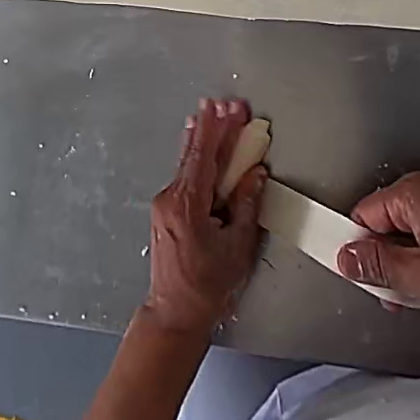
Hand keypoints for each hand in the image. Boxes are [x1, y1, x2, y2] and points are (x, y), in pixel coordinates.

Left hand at [142, 97, 266, 335]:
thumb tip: (255, 175)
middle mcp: (170, 198)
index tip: (224, 107)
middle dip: (213, 127)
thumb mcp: (237, 247)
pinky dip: (197, 158)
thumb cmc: (207, 287)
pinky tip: (202, 146)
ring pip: (188, 163)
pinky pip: (185, 176)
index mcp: (187, 205)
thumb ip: (246, 206)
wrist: (174, 314)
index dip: (216, 130)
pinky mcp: (165, 209)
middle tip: (229, 105)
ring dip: (204, 139)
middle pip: (195, 154)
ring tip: (214, 114)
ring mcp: (164, 203)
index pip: (204, 157)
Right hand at [335, 172, 419, 342]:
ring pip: (409, 236)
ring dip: (409, 267)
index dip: (358, 249)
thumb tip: (348, 257)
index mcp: (414, 193)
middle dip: (385, 261)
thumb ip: (378, 265)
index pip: (362, 214)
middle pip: (384, 224)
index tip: (359, 276)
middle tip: (397, 295)